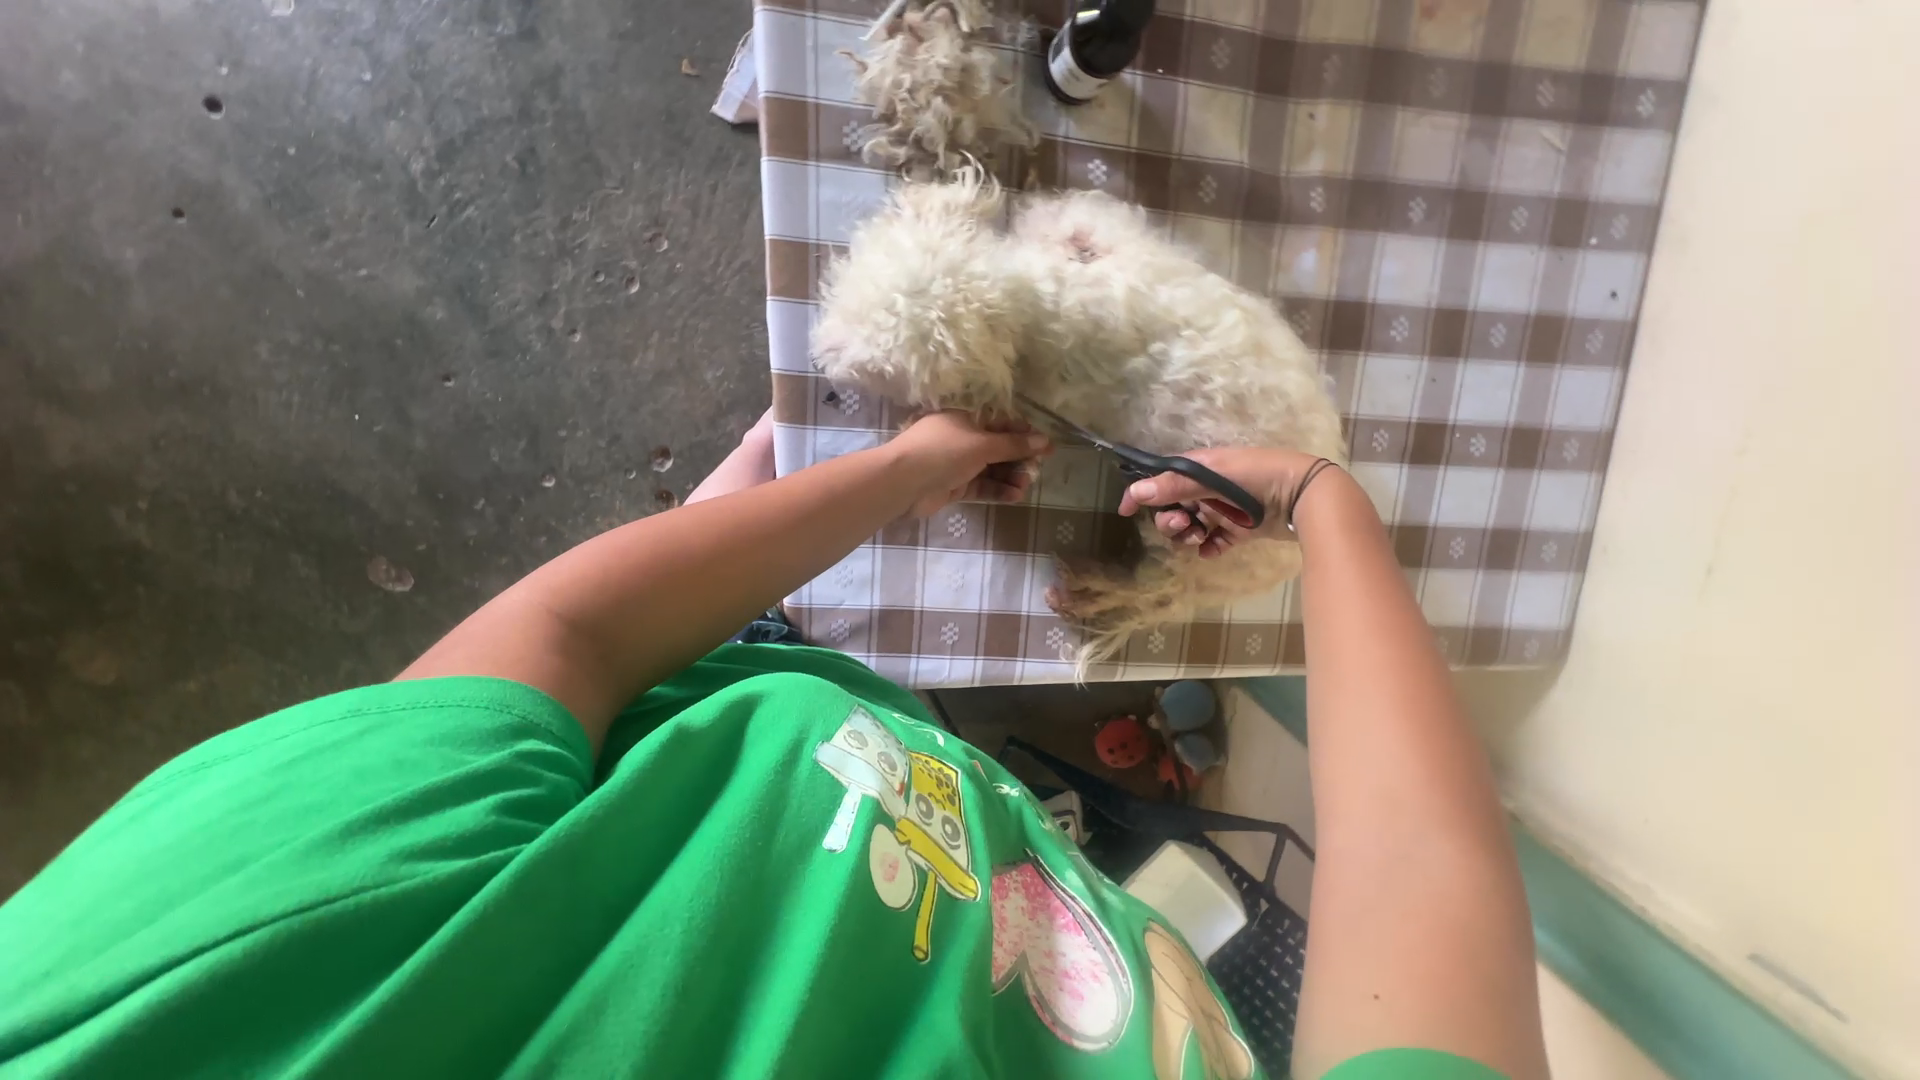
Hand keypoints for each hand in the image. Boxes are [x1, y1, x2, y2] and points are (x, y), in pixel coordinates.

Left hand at [886, 411, 1051, 518]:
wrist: (903, 482)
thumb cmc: (943, 451)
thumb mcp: (982, 444)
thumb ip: (1014, 444)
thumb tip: (1045, 440)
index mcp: (964, 419)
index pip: (1000, 423)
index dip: (1023, 434)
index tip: (1045, 447)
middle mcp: (961, 439)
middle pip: (996, 448)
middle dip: (1018, 459)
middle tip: (1036, 470)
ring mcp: (956, 464)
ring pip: (989, 469)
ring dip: (1009, 477)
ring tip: (1025, 486)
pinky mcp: (953, 486)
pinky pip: (980, 486)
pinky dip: (997, 490)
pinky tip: (1014, 496)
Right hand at [1117, 446, 1326, 557]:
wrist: (1304, 495)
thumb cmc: (1256, 478)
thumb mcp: (1213, 478)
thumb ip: (1174, 486)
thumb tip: (1135, 492)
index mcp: (1199, 468)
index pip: (1160, 479)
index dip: (1141, 493)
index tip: (1125, 511)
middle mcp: (1207, 488)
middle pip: (1172, 507)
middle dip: (1169, 520)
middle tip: (1182, 526)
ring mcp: (1223, 509)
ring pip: (1190, 526)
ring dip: (1187, 536)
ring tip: (1200, 539)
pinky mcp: (1238, 529)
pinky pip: (1213, 542)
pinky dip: (1208, 548)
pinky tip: (1212, 550)